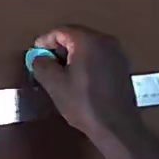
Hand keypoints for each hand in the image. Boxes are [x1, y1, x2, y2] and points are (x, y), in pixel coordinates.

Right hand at [25, 25, 146, 143]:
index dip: (44, 41)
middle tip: (46, 63)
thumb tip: (38, 57)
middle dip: (58, 47)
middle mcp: (105, 40)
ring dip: (72, 55)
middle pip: (75, 36)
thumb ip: (41, 64)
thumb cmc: (84, 103)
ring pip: (87, 46)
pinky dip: (85, 61)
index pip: (60, 31)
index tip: (35, 54)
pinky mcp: (122, 65)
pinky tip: (79, 77)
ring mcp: (117, 52)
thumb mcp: (54, 84)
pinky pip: (98, 55)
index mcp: (88, 40)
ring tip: (60, 72)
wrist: (116, 127)